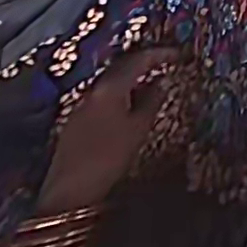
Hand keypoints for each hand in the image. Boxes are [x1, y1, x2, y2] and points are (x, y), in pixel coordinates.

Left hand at [36, 46, 177, 211]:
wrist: (69, 193)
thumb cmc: (109, 158)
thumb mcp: (138, 128)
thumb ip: (152, 100)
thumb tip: (163, 81)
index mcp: (110, 87)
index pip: (138, 60)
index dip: (159, 54)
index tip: (177, 54)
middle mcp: (94, 90)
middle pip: (122, 66)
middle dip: (144, 62)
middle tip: (165, 63)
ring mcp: (83, 104)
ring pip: (112, 81)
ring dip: (132, 78)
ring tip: (152, 83)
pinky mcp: (77, 119)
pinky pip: (103, 95)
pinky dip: (121, 92)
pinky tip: (130, 104)